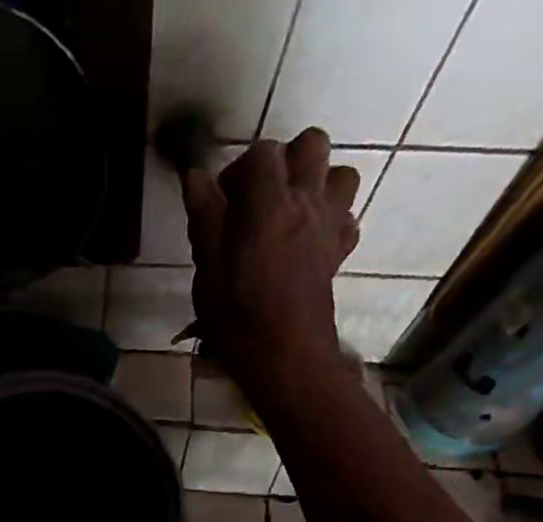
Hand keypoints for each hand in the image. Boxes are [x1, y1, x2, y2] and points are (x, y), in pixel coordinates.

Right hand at [183, 128, 360, 390]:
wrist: (285, 355)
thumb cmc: (237, 314)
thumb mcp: (207, 267)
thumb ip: (204, 217)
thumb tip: (194, 176)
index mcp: (269, 202)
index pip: (262, 153)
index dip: (238, 169)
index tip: (220, 201)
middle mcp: (307, 202)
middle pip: (312, 145)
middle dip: (285, 160)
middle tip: (259, 196)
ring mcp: (330, 226)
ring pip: (341, 175)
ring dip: (316, 183)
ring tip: (288, 212)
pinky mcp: (340, 252)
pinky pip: (348, 218)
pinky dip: (331, 219)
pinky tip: (307, 240)